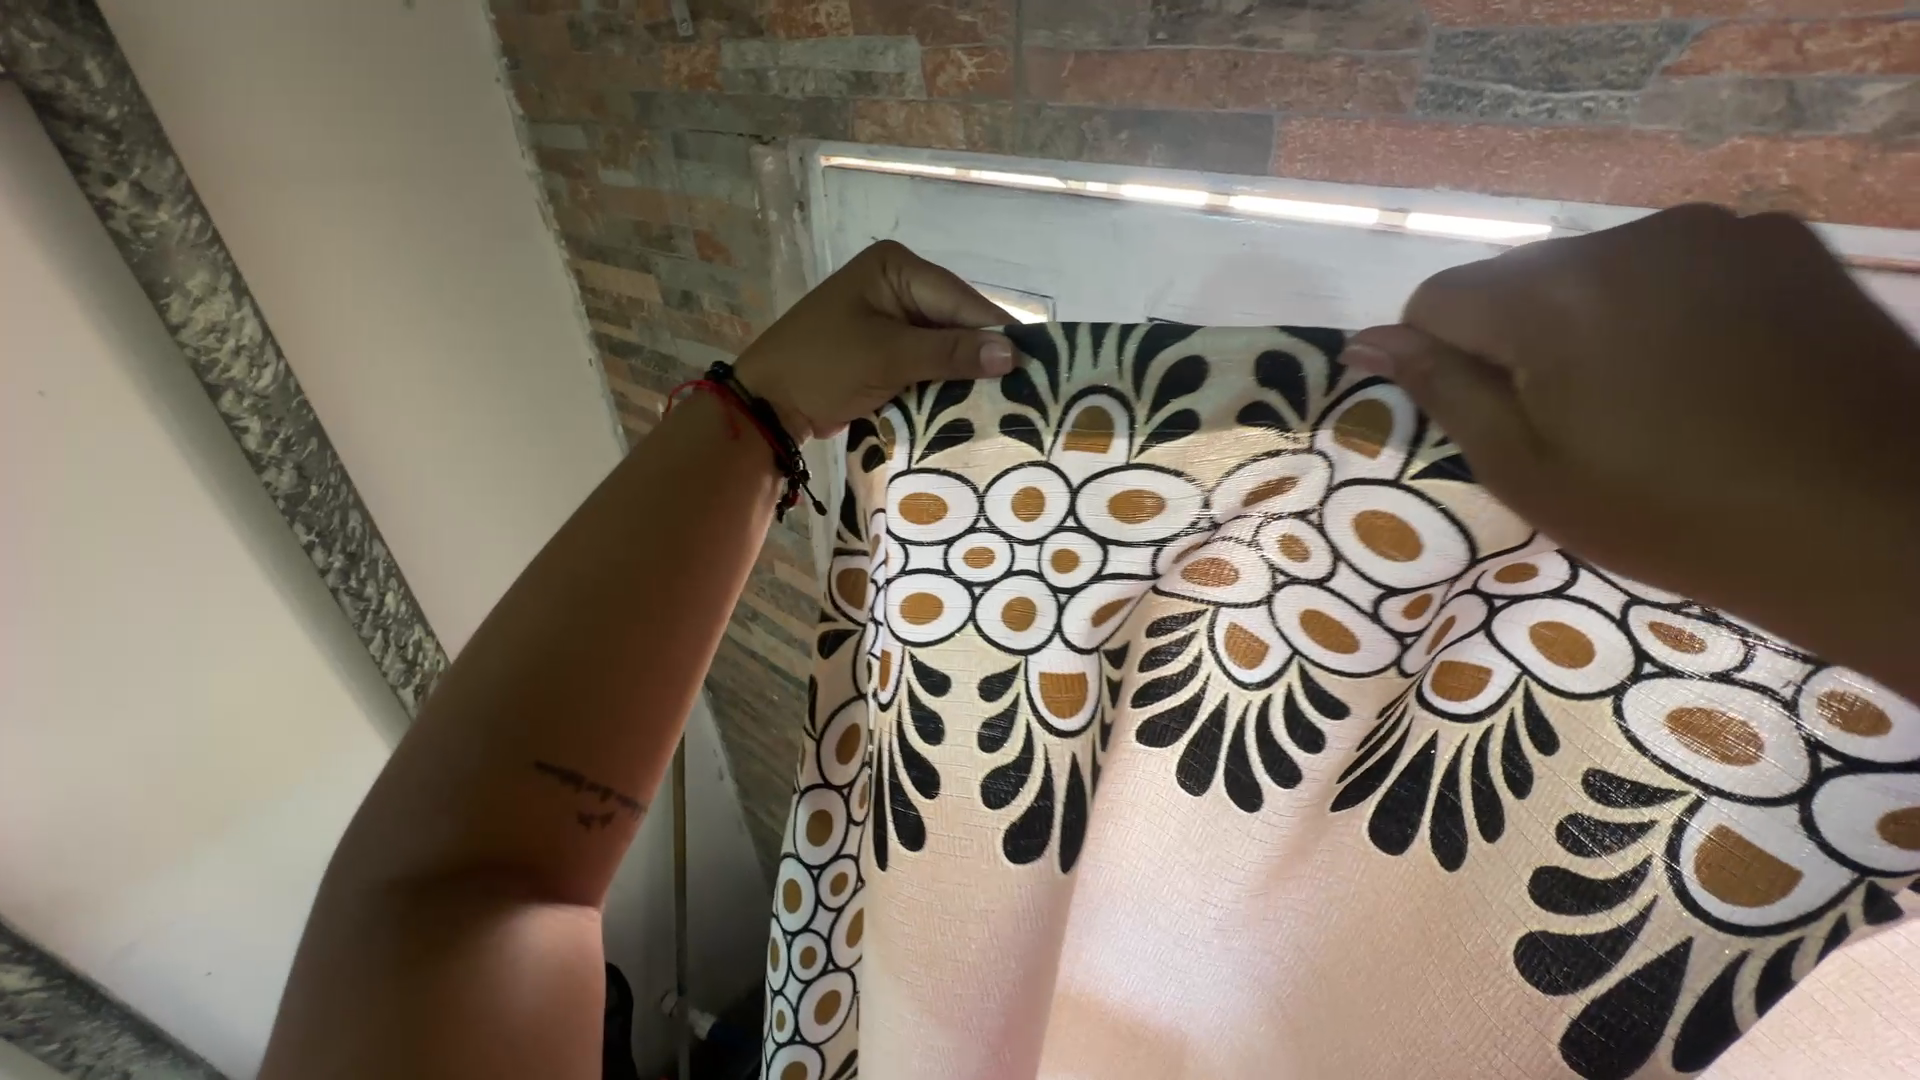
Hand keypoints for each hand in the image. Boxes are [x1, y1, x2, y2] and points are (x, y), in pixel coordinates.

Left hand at [731, 240, 1013, 441]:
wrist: (769, 403)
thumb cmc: (822, 365)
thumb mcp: (887, 357)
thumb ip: (949, 354)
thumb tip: (1012, 355)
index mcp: (896, 269)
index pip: (960, 300)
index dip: (995, 334)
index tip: (1034, 365)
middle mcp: (899, 286)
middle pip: (956, 321)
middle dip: (982, 356)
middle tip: (1025, 389)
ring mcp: (893, 319)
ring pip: (946, 346)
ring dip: (966, 374)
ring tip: (1005, 400)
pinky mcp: (889, 350)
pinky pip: (929, 363)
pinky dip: (945, 383)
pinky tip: (970, 403)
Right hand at [1345, 205, 1919, 696]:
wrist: (1874, 521)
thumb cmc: (1665, 512)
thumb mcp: (1522, 468)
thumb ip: (1441, 390)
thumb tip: (1365, 343)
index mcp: (1555, 296)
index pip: (1435, 299)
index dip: (1435, 357)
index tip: (1481, 413)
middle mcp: (1627, 238)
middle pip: (1509, 279)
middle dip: (1507, 338)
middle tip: (1558, 418)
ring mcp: (1712, 230)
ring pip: (1582, 269)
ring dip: (1574, 321)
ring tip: (1630, 395)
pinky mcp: (1776, 240)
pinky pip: (1660, 262)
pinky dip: (1645, 304)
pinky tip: (1691, 364)